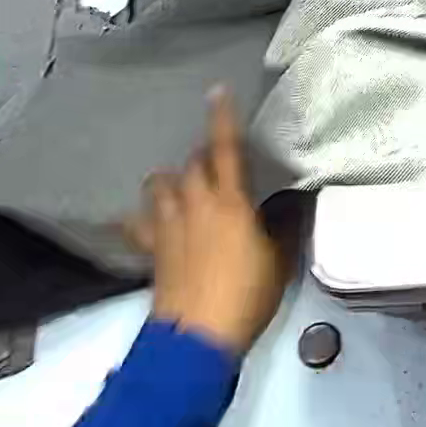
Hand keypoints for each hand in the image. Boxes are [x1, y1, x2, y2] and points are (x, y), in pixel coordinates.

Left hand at [129, 87, 285, 353]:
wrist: (199, 334)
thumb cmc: (248, 293)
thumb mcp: (280, 259)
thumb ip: (282, 227)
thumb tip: (288, 207)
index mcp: (231, 203)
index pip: (226, 152)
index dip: (221, 120)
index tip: (216, 92)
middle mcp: (195, 206)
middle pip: (190, 166)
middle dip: (202, 159)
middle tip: (218, 164)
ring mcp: (168, 227)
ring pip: (158, 186)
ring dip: (170, 180)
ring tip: (181, 185)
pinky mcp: (152, 250)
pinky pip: (137, 223)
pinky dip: (140, 216)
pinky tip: (144, 219)